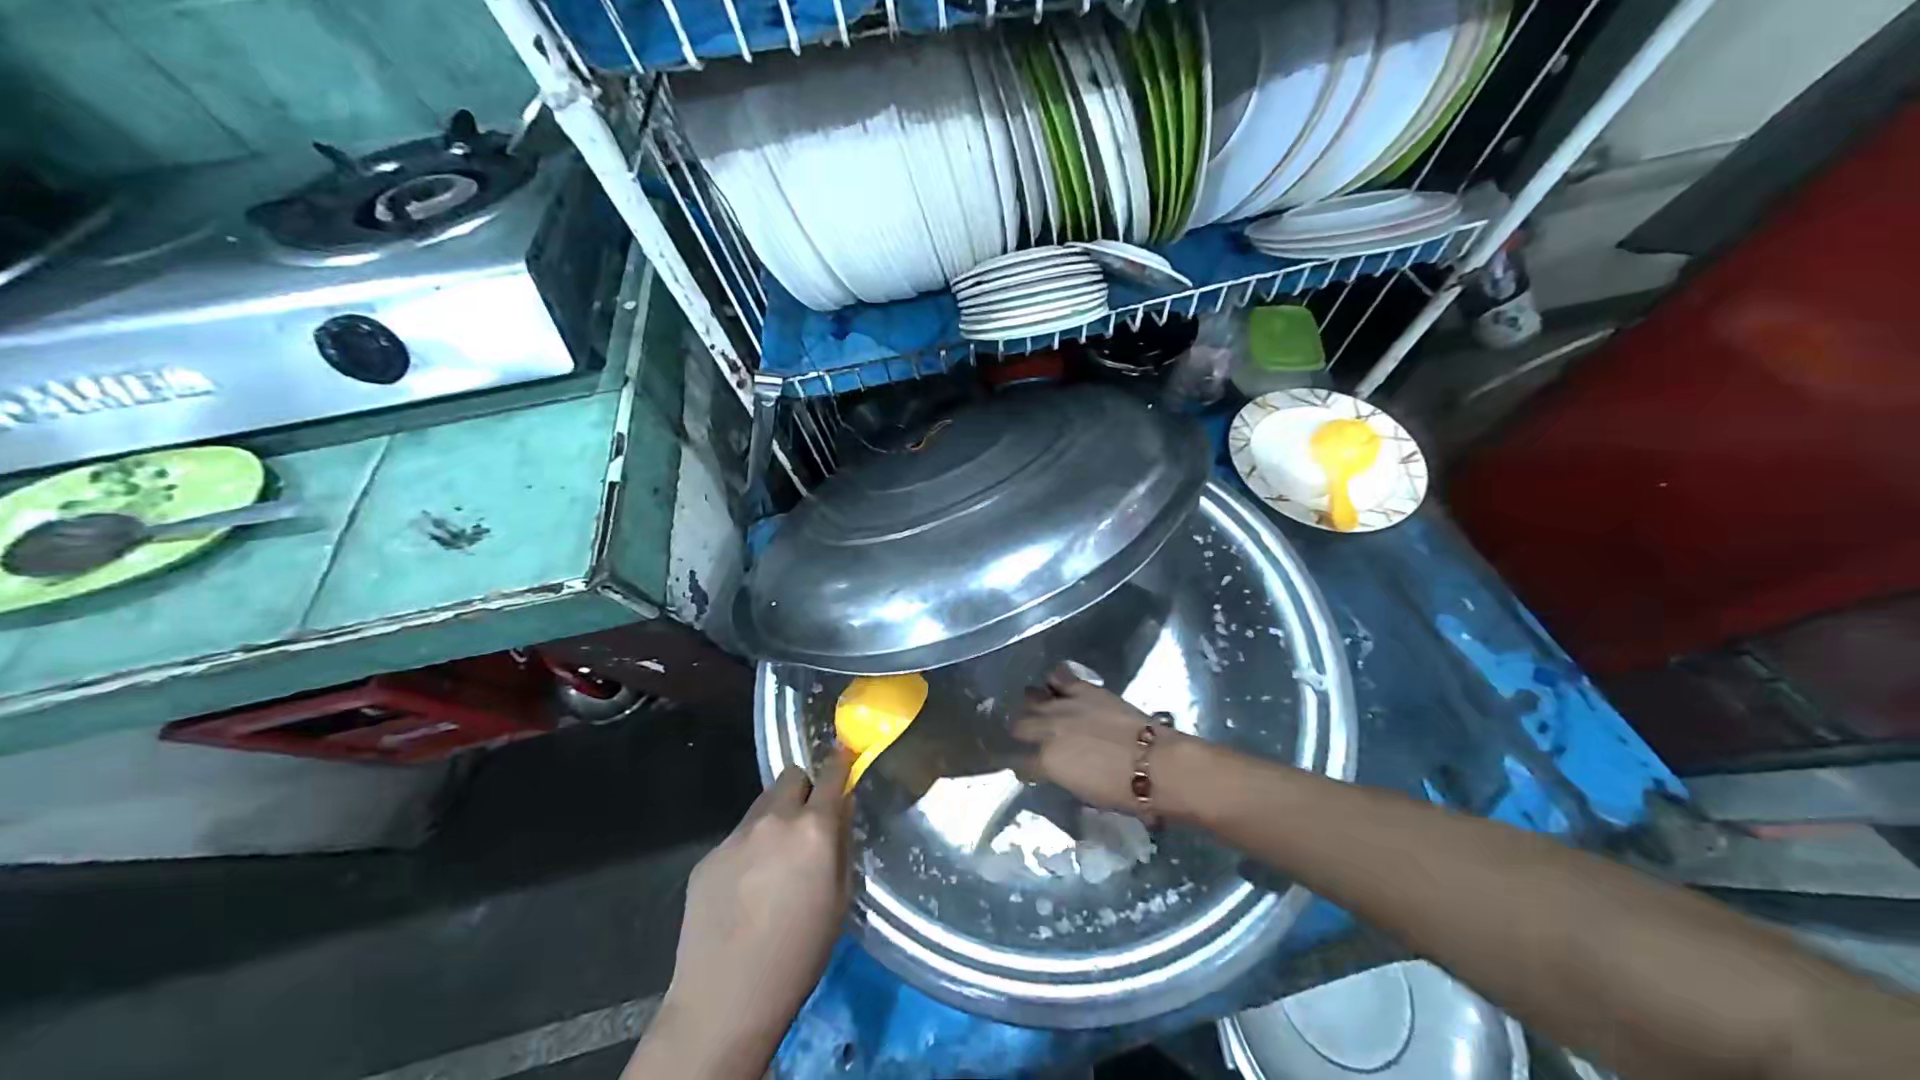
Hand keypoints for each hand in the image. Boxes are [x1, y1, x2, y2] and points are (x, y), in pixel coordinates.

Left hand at [633, 750, 852, 1079]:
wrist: (727, 996)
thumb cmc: (801, 952)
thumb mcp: (840, 898)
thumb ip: (841, 843)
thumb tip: (841, 808)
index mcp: (813, 828)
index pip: (831, 774)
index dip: (840, 761)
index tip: (844, 754)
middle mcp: (773, 819)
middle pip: (791, 776)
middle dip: (803, 790)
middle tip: (807, 823)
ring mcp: (735, 836)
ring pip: (762, 805)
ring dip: (775, 818)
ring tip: (774, 863)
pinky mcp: (707, 857)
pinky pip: (737, 839)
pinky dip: (747, 851)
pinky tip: (744, 891)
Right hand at [1012, 664, 1178, 813]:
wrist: (1154, 763)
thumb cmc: (1122, 790)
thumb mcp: (1082, 792)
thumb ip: (1061, 774)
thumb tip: (1056, 767)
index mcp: (1046, 762)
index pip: (1018, 762)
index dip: (1021, 764)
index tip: (1027, 766)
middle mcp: (1047, 730)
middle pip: (1017, 723)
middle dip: (1021, 730)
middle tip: (1031, 735)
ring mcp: (1063, 706)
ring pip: (1031, 696)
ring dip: (1034, 704)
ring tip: (1042, 709)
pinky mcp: (1083, 689)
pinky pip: (1058, 675)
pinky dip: (1056, 681)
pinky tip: (1061, 688)